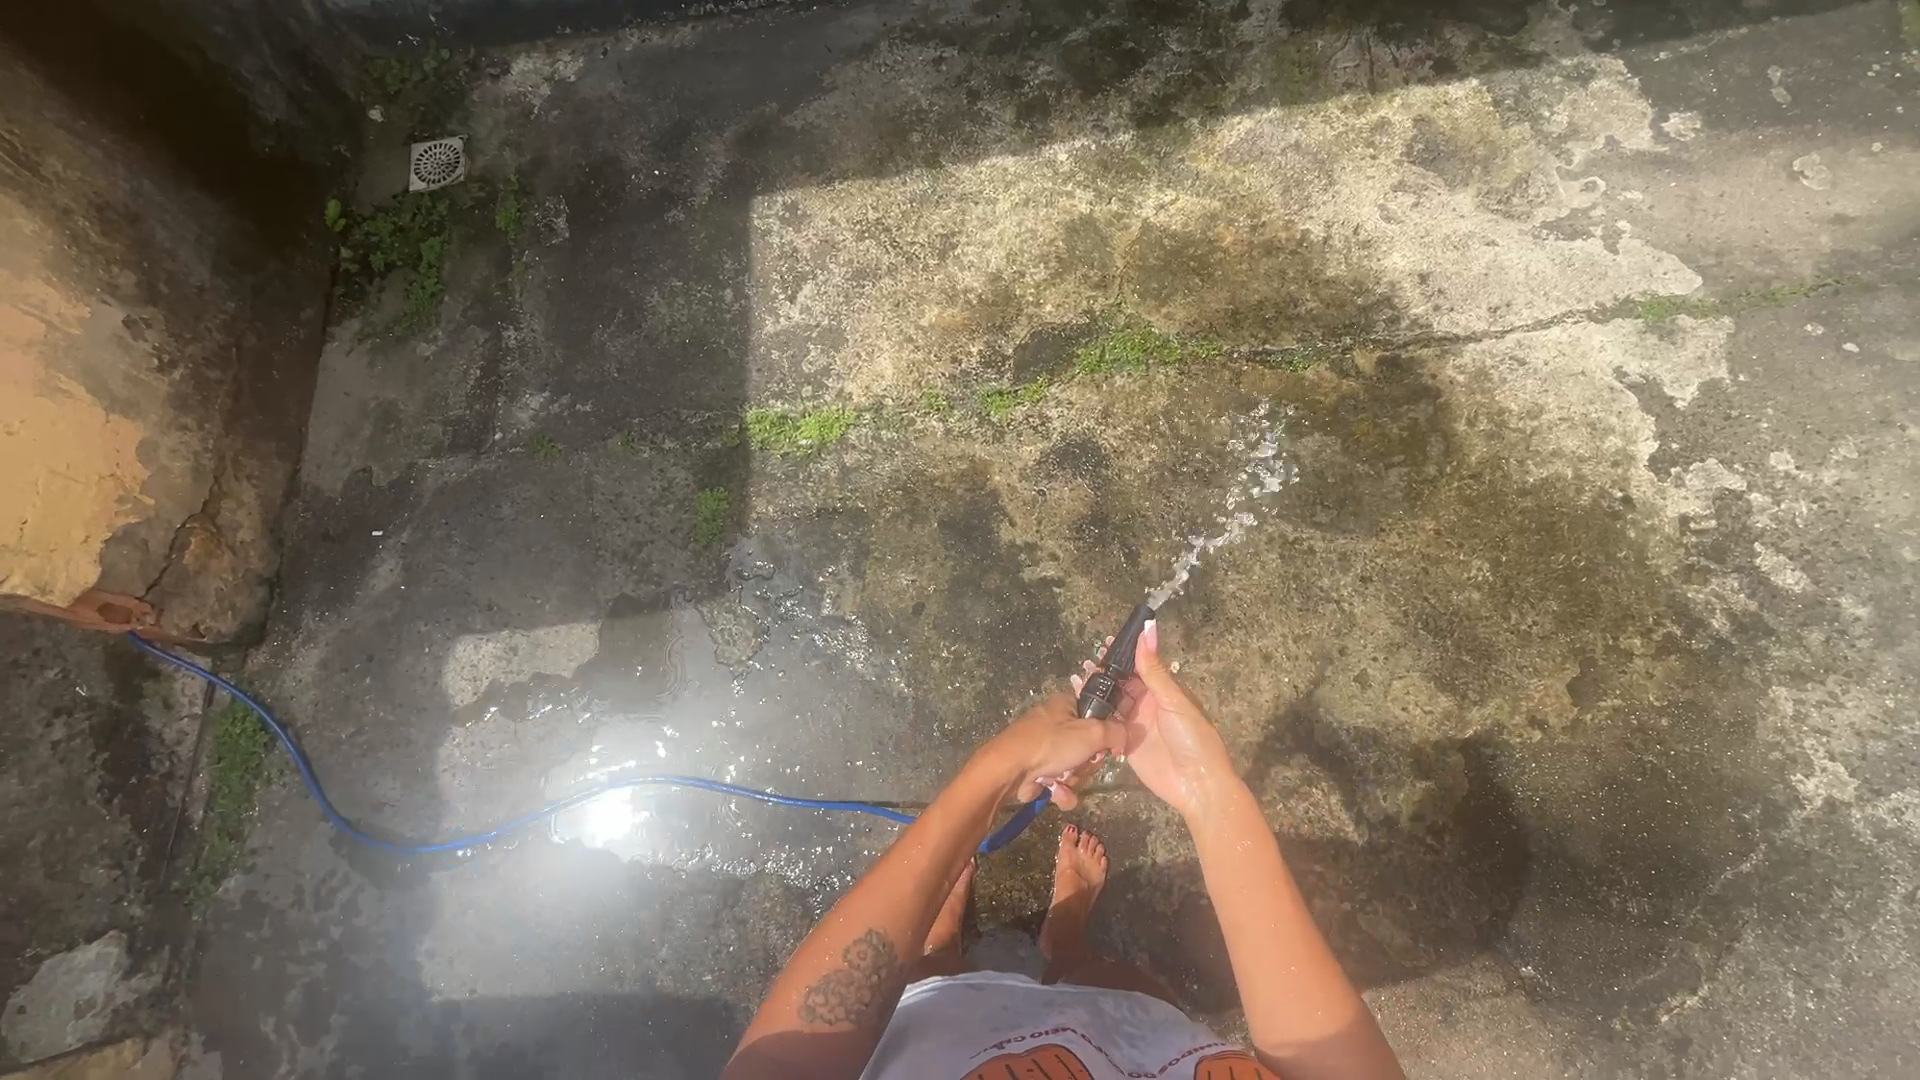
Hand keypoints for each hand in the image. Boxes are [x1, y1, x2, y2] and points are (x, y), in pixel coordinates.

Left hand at [978, 692, 1126, 809]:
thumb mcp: (1091, 732)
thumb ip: (1116, 732)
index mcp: (1067, 704)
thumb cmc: (1050, 744)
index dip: (1106, 733)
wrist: (1010, 770)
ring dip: (1074, 779)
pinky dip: (1062, 790)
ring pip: (1079, 768)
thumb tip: (1127, 737)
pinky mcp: (1041, 770)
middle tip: (1080, 762)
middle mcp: (1058, 723)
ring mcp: (1049, 748)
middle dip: (1087, 763)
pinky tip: (1054, 791)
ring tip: (1062, 779)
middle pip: (1091, 747)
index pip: (1099, 715)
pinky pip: (1064, 783)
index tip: (1107, 744)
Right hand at [1074, 621, 1235, 818]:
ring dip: (1097, 689)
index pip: (1140, 666)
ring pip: (1112, 701)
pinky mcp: (1123, 742)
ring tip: (1079, 676)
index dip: (1124, 654)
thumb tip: (1148, 628)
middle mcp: (1147, 704)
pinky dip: (1093, 712)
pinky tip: (1079, 701)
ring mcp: (1134, 724)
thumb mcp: (1173, 699)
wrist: (1196, 784)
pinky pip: (1106, 723)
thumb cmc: (1192, 737)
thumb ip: (1153, 668)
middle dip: (1106, 671)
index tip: (1107, 641)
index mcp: (1163, 691)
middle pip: (1123, 683)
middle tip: (1088, 661)